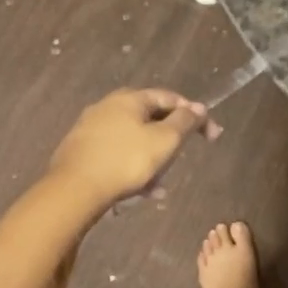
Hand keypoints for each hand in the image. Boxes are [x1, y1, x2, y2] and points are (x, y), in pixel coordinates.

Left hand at [47, 88, 216, 206]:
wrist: (75, 189)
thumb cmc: (127, 160)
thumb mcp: (166, 139)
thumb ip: (185, 121)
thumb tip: (199, 107)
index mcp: (129, 99)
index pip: (170, 98)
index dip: (195, 114)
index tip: (212, 136)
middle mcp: (108, 107)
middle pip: (151, 118)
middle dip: (171, 139)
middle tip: (183, 156)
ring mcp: (91, 128)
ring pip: (135, 139)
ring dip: (154, 158)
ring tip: (162, 182)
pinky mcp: (82, 150)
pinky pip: (119, 154)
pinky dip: (135, 166)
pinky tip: (142, 189)